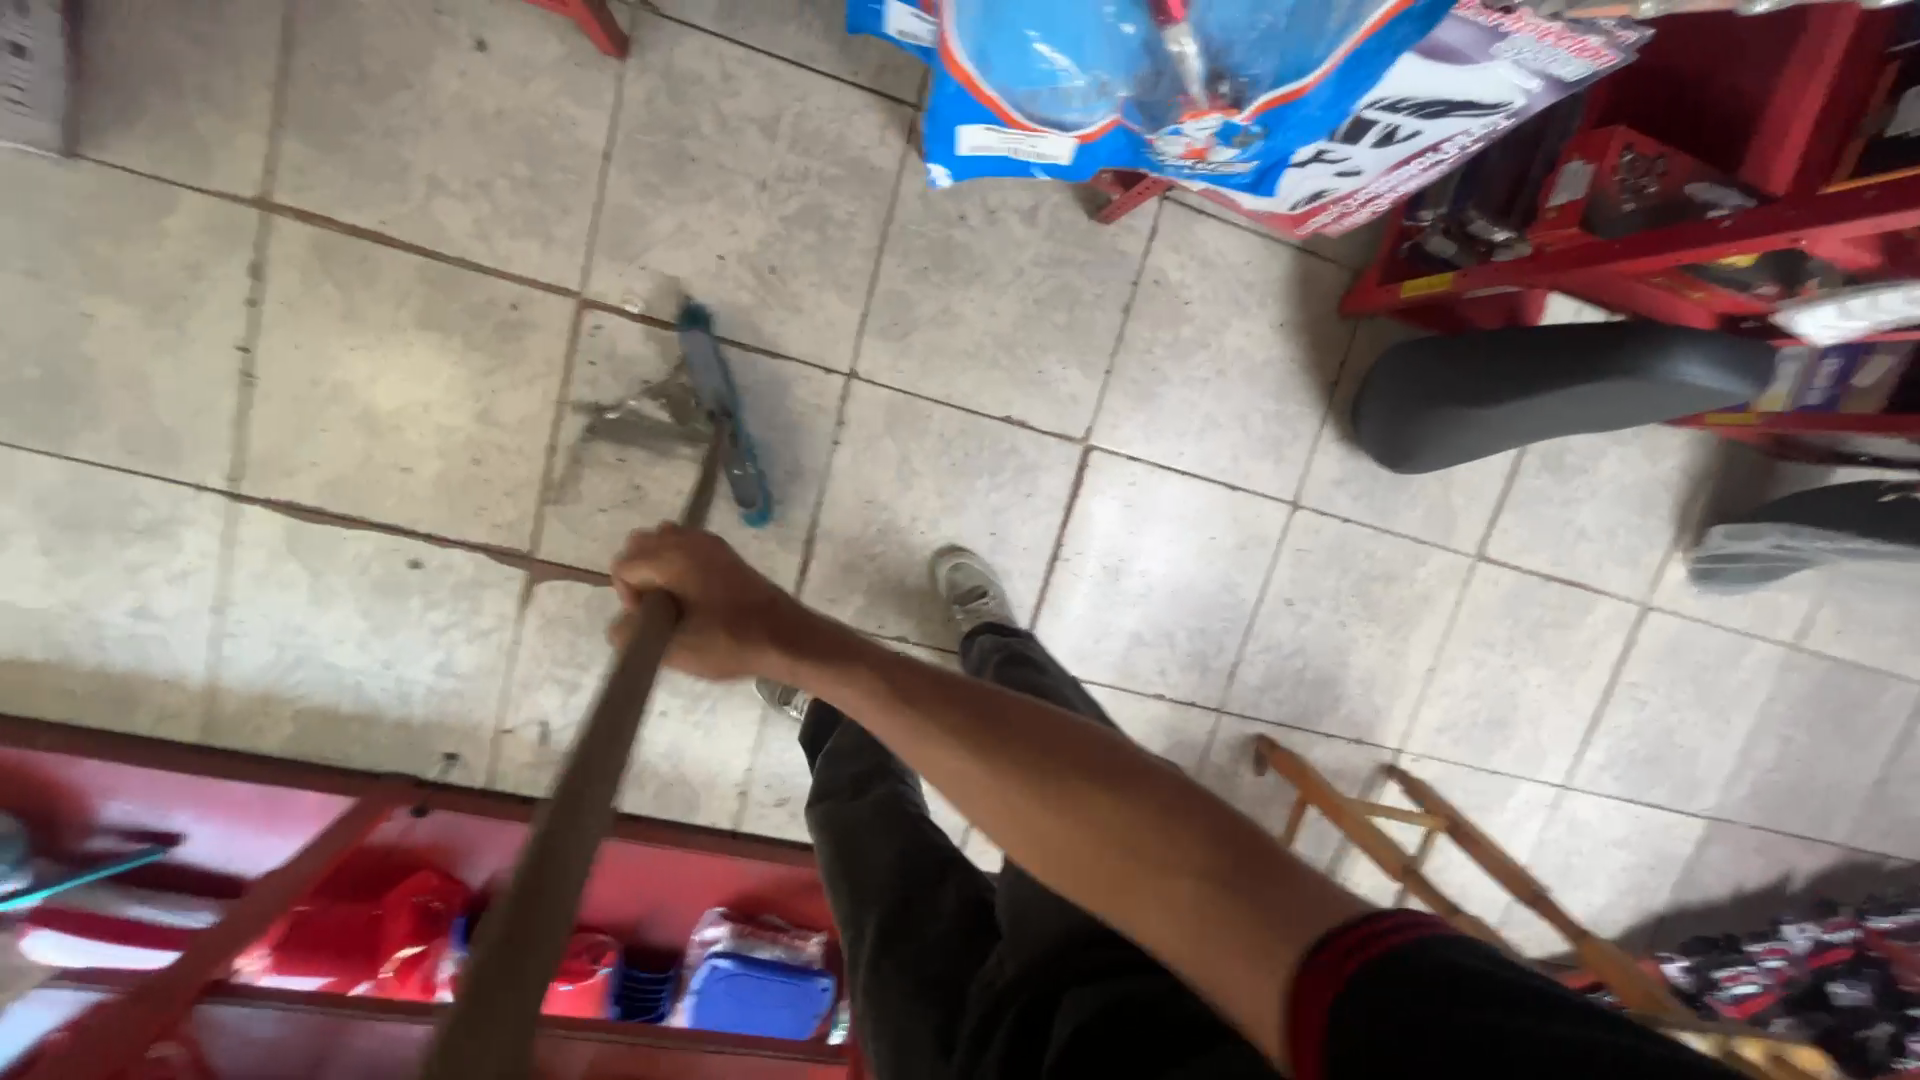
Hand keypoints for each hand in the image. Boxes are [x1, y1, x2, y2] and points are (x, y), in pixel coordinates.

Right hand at [607, 524, 815, 680]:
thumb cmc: (728, 641)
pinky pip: (688, 547)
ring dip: (658, 567)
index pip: (623, 565)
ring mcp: (711, 543)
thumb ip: (630, 634)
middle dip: (639, 575)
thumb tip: (624, 624)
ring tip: (674, 602)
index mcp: (672, 556)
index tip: (653, 620)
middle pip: (640, 544)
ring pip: (665, 541)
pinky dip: (680, 564)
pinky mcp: (727, 554)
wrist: (784, 636)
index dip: (629, 596)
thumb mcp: (671, 648)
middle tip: (658, 610)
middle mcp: (689, 540)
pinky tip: (695, 597)